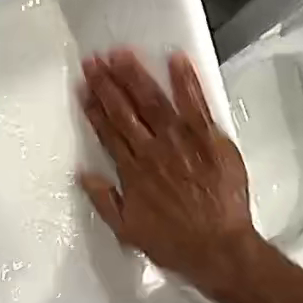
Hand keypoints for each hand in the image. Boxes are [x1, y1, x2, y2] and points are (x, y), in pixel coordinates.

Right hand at [77, 50, 274, 297]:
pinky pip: (196, 104)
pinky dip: (186, 81)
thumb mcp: (128, 231)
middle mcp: (154, 151)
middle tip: (94, 60)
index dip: (94, 108)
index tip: (83, 88)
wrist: (218, 248)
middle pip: (126, 110)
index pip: (108, 131)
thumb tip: (84, 175)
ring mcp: (183, 142)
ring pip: (154, 101)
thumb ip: (105, 201)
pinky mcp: (210, 140)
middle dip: (108, 83)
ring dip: (136, 75)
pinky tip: (175, 60)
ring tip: (122, 54)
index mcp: (133, 172)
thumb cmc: (175, 243)